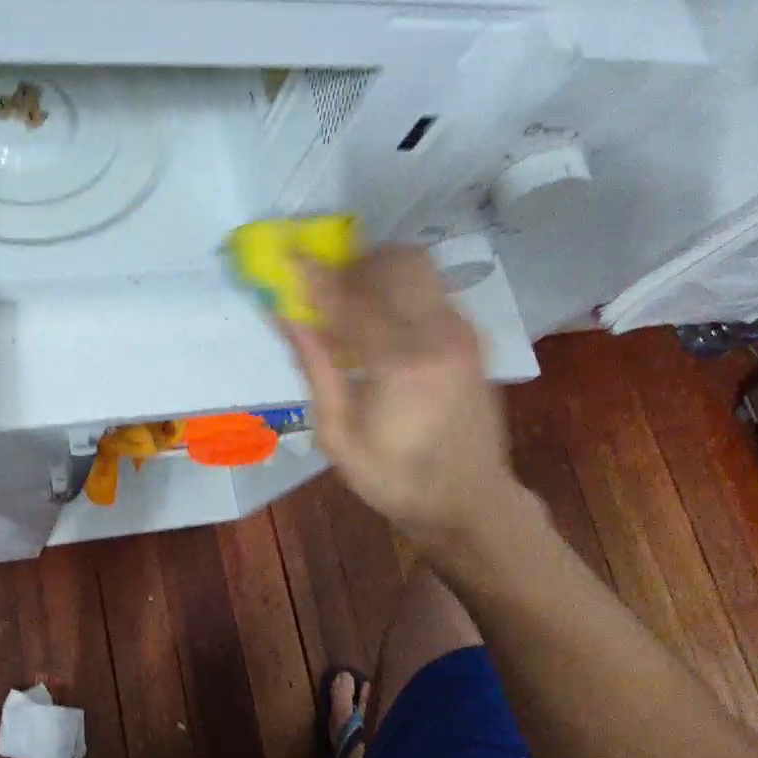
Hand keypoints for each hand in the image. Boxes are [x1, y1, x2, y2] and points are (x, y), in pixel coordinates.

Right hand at [283, 246, 523, 556]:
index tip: (286, 256)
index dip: (314, 274)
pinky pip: (432, 289)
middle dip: (352, 265)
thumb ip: (315, 368)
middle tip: (322, 287)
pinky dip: (399, 290)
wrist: (470, 501)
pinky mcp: (473, 337)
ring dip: (377, 272)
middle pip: (394, 263)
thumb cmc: (395, 479)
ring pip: (418, 268)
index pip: (350, 298)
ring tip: (349, 303)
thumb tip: (284, 317)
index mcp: (400, 364)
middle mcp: (439, 335)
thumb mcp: (339, 436)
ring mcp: (463, 332)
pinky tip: (379, 325)